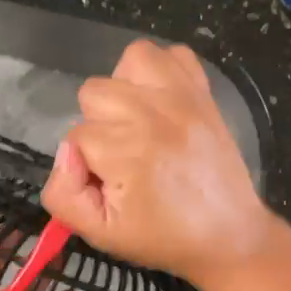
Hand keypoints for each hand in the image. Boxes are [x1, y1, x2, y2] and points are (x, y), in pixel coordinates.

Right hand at [42, 40, 274, 286]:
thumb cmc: (161, 236)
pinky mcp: (202, 92)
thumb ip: (63, 195)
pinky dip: (160, 72)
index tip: (110, 187)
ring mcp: (181, 97)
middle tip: (124, 158)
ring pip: (128, 62)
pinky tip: (159, 102)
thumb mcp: (99, 234)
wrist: (228, 235)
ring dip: (124, 90)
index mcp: (126, 151)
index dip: (85, 165)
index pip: (75, 137)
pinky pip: (172, 54)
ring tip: (136, 123)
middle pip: (94, 93)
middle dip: (100, 126)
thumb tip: (67, 152)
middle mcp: (152, 114)